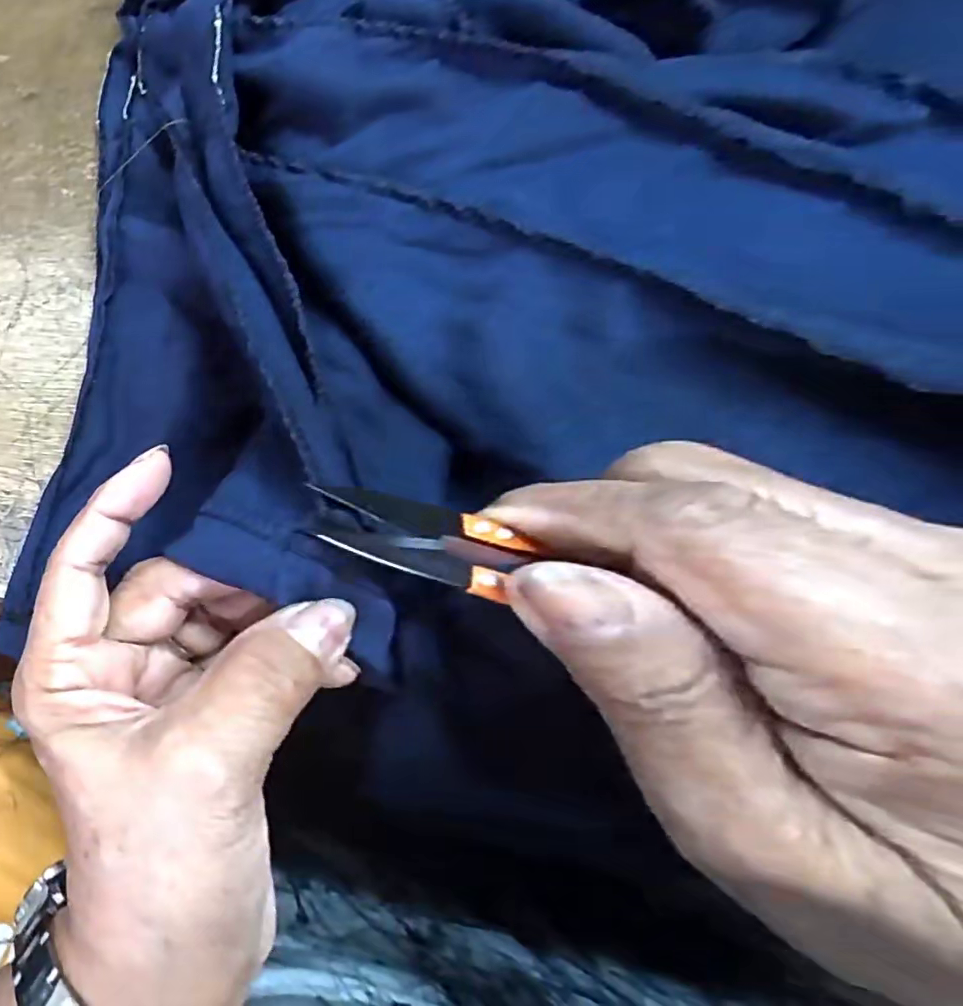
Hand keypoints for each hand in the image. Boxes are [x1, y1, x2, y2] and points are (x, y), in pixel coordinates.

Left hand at [13, 445, 359, 1004]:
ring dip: (264, 619)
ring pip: (206, 622)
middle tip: (301, 592)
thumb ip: (264, 677)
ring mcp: (151, 690)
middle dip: (228, 586)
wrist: (176, 961)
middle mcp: (101, 668)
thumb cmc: (156, 865)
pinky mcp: (196, 714)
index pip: (80, 564)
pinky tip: (336, 663)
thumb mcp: (204, 763)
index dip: (114, 508)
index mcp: (66, 669)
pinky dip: (280, 654)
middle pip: (161, 592)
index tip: (161, 463)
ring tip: (331, 633)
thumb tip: (329, 610)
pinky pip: (237, 659)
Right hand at [485, 441, 962, 1005]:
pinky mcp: (950, 553)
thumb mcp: (754, 836)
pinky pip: (770, 502)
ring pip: (731, 480)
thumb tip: (540, 579)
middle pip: (701, 483)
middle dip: (587, 516)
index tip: (477, 544)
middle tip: (534, 584)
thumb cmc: (914, 911)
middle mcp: (950, 574)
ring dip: (633, 523)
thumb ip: (654, 699)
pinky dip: (688, 532)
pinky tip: (688, 600)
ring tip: (609, 597)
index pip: (695, 525)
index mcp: (909, 661)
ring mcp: (960, 553)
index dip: (565, 514)